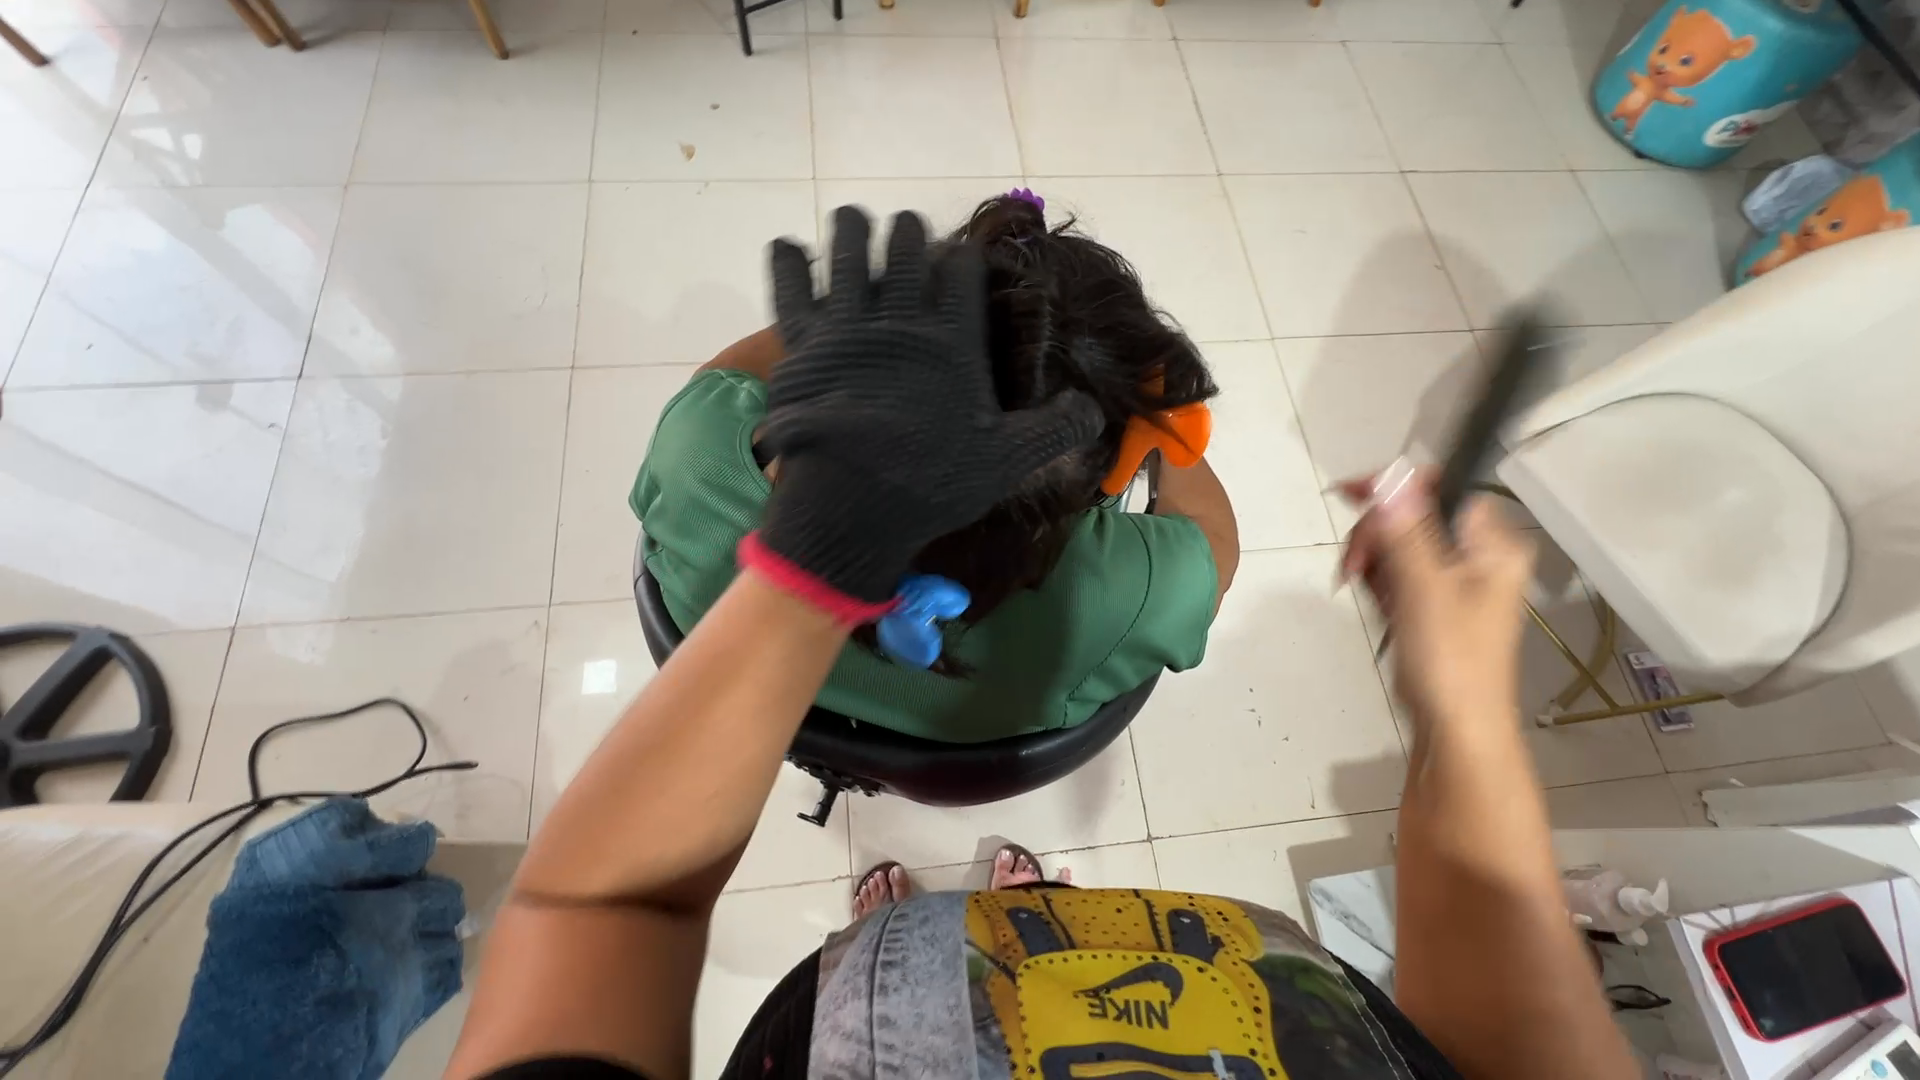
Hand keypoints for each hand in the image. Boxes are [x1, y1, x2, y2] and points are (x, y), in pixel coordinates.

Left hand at [748, 206, 1102, 614]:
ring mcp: (848, 329)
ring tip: (853, 217)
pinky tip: (787, 246)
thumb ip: (1055, 429)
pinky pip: (790, 290)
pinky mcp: (805, 346)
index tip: (960, 255)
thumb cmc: (933, 481)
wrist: (854, 503)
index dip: (962, 257)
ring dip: (852, 230)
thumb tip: (1095, 410)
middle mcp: (901, 321)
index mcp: (952, 340)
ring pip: (847, 255)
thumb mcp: (1008, 461)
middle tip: (906, 229)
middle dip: (907, 233)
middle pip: (903, 251)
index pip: (961, 274)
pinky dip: (787, 264)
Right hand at [1338, 463, 1534, 729]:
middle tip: (1354, 566)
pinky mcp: (1433, 598)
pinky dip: (1379, 580)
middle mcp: (1478, 554)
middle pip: (1413, 513)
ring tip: (1364, 590)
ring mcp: (1455, 577)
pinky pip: (1397, 569)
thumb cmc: (1450, 659)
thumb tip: (1390, 477)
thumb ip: (1406, 531)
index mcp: (1492, 545)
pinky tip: (1378, 603)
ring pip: (1399, 541)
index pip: (1443, 486)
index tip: (1350, 495)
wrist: (1455, 724)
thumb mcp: (1425, 589)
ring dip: (1372, 560)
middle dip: (1375, 534)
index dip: (1397, 486)